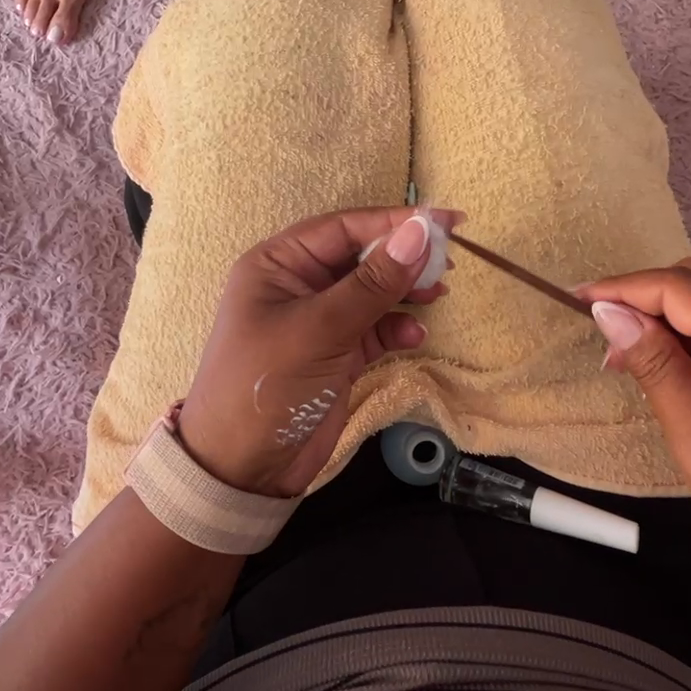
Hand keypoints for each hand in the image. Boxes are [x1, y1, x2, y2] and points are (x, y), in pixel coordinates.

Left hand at [177, 207, 460, 497]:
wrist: (241, 471)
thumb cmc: (267, 385)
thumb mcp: (319, 329)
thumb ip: (373, 282)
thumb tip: (421, 231)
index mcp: (279, 263)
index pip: (344, 227)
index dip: (395, 221)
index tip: (446, 219)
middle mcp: (299, 284)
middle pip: (362, 255)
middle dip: (403, 256)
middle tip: (449, 261)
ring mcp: (319, 320)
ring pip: (372, 290)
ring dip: (405, 290)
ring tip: (439, 292)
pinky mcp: (336, 353)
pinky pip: (374, 327)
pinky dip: (396, 326)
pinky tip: (414, 333)